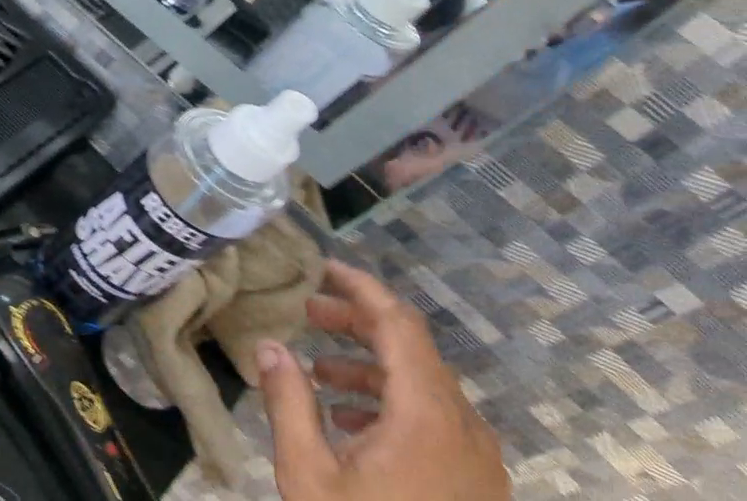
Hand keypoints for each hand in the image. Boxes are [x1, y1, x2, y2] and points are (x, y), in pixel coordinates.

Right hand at [255, 261, 508, 500]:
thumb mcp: (308, 472)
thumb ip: (288, 401)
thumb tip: (270, 346)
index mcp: (426, 415)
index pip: (399, 325)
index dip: (360, 289)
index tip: (320, 268)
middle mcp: (463, 426)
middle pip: (412, 350)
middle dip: (355, 324)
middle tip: (304, 314)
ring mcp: (477, 458)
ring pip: (424, 385)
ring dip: (370, 365)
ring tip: (318, 373)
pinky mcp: (477, 482)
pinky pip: (436, 419)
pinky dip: (391, 401)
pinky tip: (349, 421)